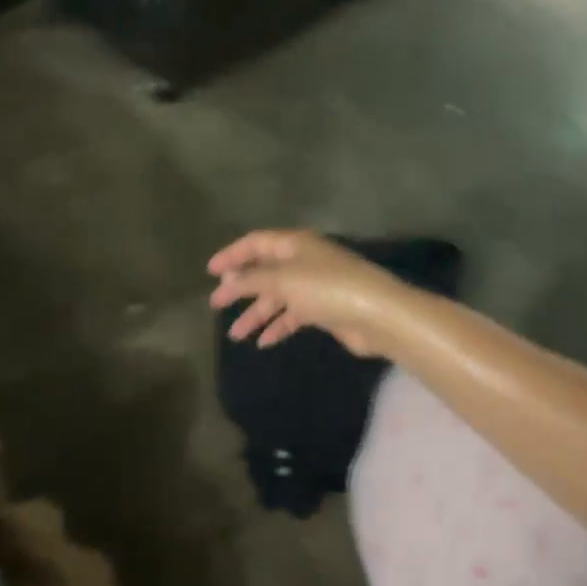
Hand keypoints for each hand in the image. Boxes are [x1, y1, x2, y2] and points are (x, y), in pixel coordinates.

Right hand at [207, 230, 418, 356]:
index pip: (256, 243)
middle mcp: (304, 260)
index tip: (210, 272)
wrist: (376, 314)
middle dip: (241, 288)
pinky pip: (293, 315)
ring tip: (235, 334)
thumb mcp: (283, 280)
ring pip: (278, 296)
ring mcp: (315, 285)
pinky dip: (278, 326)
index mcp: (295, 244)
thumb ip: (251, 280)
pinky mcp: (325, 309)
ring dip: (257, 313)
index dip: (232, 255)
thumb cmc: (326, 288)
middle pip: (265, 271)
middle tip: (216, 305)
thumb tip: (228, 280)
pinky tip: (263, 342)